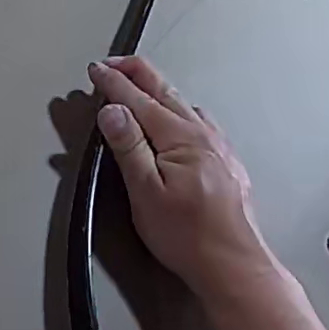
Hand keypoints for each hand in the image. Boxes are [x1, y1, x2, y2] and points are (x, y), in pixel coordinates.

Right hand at [87, 57, 279, 298]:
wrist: (232, 264)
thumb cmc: (189, 236)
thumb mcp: (146, 194)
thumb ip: (129, 148)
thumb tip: (112, 111)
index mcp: (180, 137)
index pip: (138, 99)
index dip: (113, 83)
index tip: (96, 72)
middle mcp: (203, 134)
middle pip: (165, 91)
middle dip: (136, 74)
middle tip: (114, 66)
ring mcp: (219, 147)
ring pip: (184, 105)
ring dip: (157, 91)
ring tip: (139, 89)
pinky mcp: (226, 162)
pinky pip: (200, 122)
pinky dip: (179, 110)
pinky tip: (177, 120)